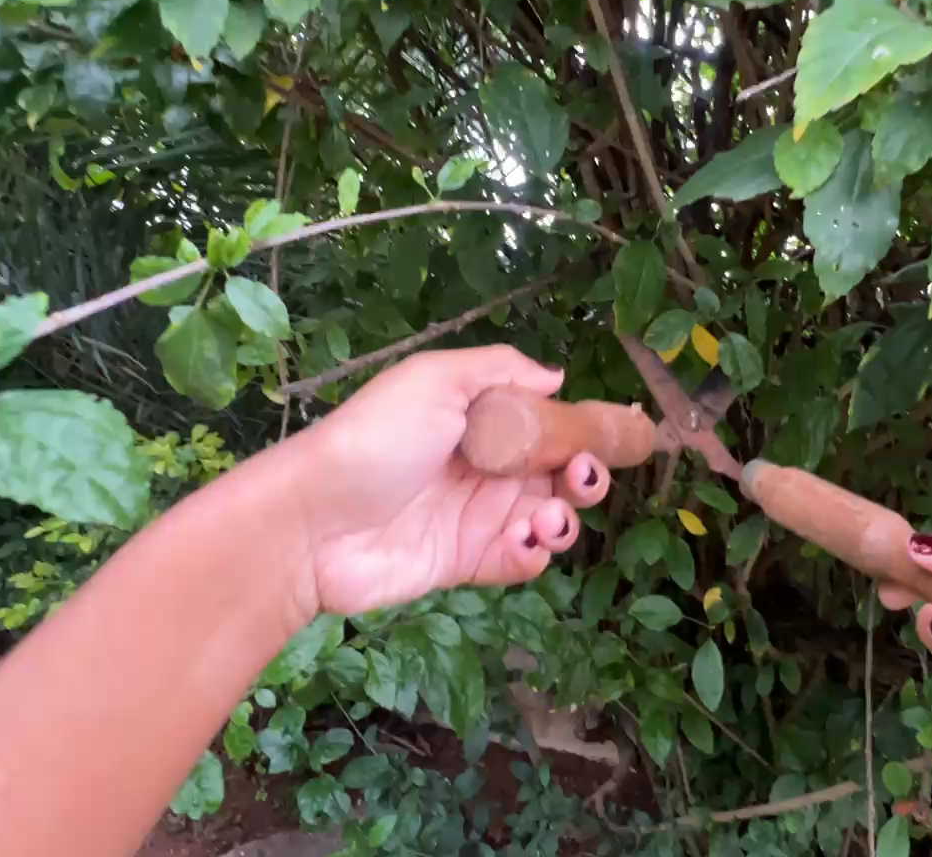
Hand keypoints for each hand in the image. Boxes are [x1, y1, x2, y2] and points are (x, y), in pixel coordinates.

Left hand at [282, 346, 611, 614]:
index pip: (550, 423)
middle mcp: (490, 467)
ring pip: (550, 518)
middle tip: (581, 478)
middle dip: (587, 477)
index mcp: (485, 420)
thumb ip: (500, 369)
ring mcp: (480, 516)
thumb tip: (557, 376)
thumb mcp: (434, 379)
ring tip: (547, 518)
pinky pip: (521, 559)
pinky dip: (534, 554)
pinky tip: (523, 543)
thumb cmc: (379, 436)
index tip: (616, 432)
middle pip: (560, 473)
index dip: (585, 428)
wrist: (315, 521)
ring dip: (565, 519)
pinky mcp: (470, 561)